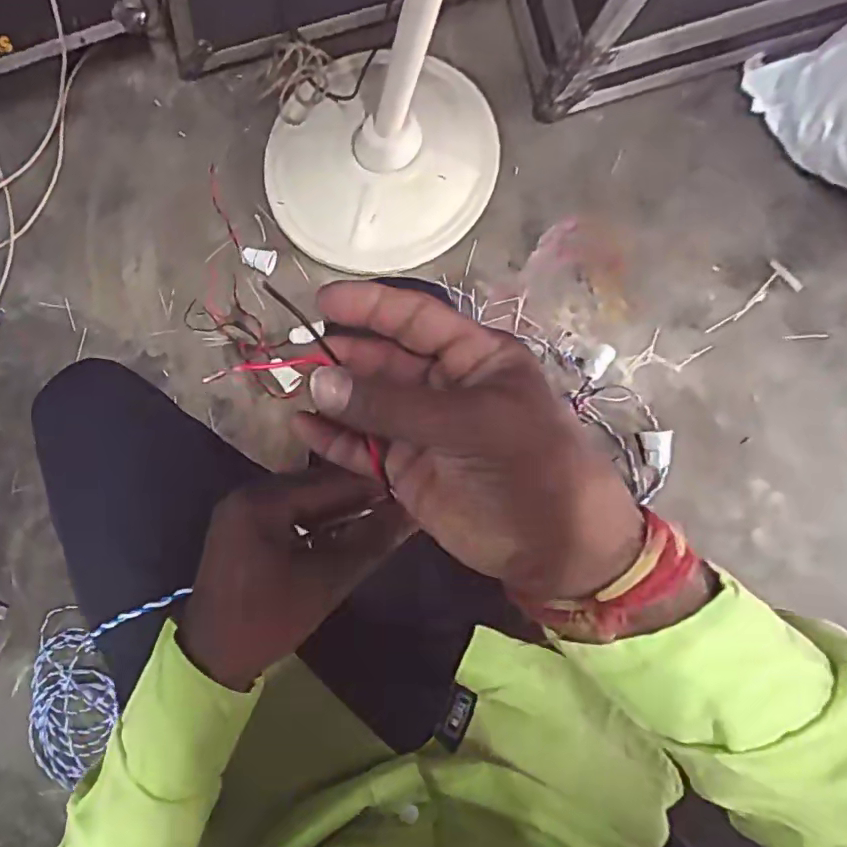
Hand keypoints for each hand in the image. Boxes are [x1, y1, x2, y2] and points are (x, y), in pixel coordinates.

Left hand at [178, 466, 413, 690]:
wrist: (212, 654)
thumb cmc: (268, 618)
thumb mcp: (325, 581)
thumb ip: (368, 543)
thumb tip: (409, 513)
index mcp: (261, 501)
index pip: (328, 481)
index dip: (372, 484)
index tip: (411, 485)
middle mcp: (246, 494)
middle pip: (312, 486)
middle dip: (355, 495)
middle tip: (400, 500)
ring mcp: (239, 511)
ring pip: (300, 500)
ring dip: (336, 509)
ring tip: (380, 515)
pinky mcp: (240, 529)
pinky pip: (284, 515)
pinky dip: (313, 522)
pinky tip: (343, 531)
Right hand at [290, 281, 646, 603]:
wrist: (553, 547)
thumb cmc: (528, 467)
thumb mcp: (467, 424)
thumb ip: (391, 405)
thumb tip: (319, 381)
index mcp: (473, 359)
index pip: (415, 320)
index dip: (371, 307)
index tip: (323, 299)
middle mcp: (442, 387)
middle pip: (382, 360)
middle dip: (342, 355)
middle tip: (297, 353)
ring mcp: (420, 430)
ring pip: (366, 404)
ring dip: (332, 396)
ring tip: (294, 389)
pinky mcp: (403, 469)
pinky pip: (360, 447)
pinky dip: (332, 439)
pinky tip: (302, 427)